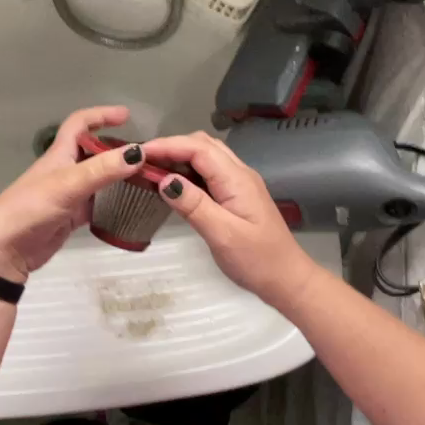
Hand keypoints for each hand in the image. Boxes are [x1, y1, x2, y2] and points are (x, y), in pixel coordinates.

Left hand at [0, 106, 146, 282]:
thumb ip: (102, 170)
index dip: (101, 115)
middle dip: (118, 149)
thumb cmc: (30, 209)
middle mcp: (65, 170)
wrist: (6, 251)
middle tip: (147, 157)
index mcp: (60, 154)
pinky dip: (114, 204)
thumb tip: (138, 153)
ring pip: (100, 179)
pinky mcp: (71, 217)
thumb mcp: (68, 185)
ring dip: (120, 177)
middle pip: (95, 152)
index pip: (80, 124)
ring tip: (148, 181)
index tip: (126, 116)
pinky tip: (132, 208)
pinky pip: (98, 205)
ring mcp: (69, 195)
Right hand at [140, 131, 318, 304]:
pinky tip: (172, 186)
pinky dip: (187, 172)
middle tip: (140, 163)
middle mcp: (239, 174)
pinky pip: (209, 174)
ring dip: (178, 158)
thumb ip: (194, 205)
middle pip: (202, 145)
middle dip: (170, 147)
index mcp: (236, 179)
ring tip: (151, 171)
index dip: (167, 145)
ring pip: (206, 157)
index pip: (198, 148)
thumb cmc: (257, 260)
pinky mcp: (236, 197)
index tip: (138, 155)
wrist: (286, 279)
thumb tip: (164, 180)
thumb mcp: (222, 235)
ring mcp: (239, 184)